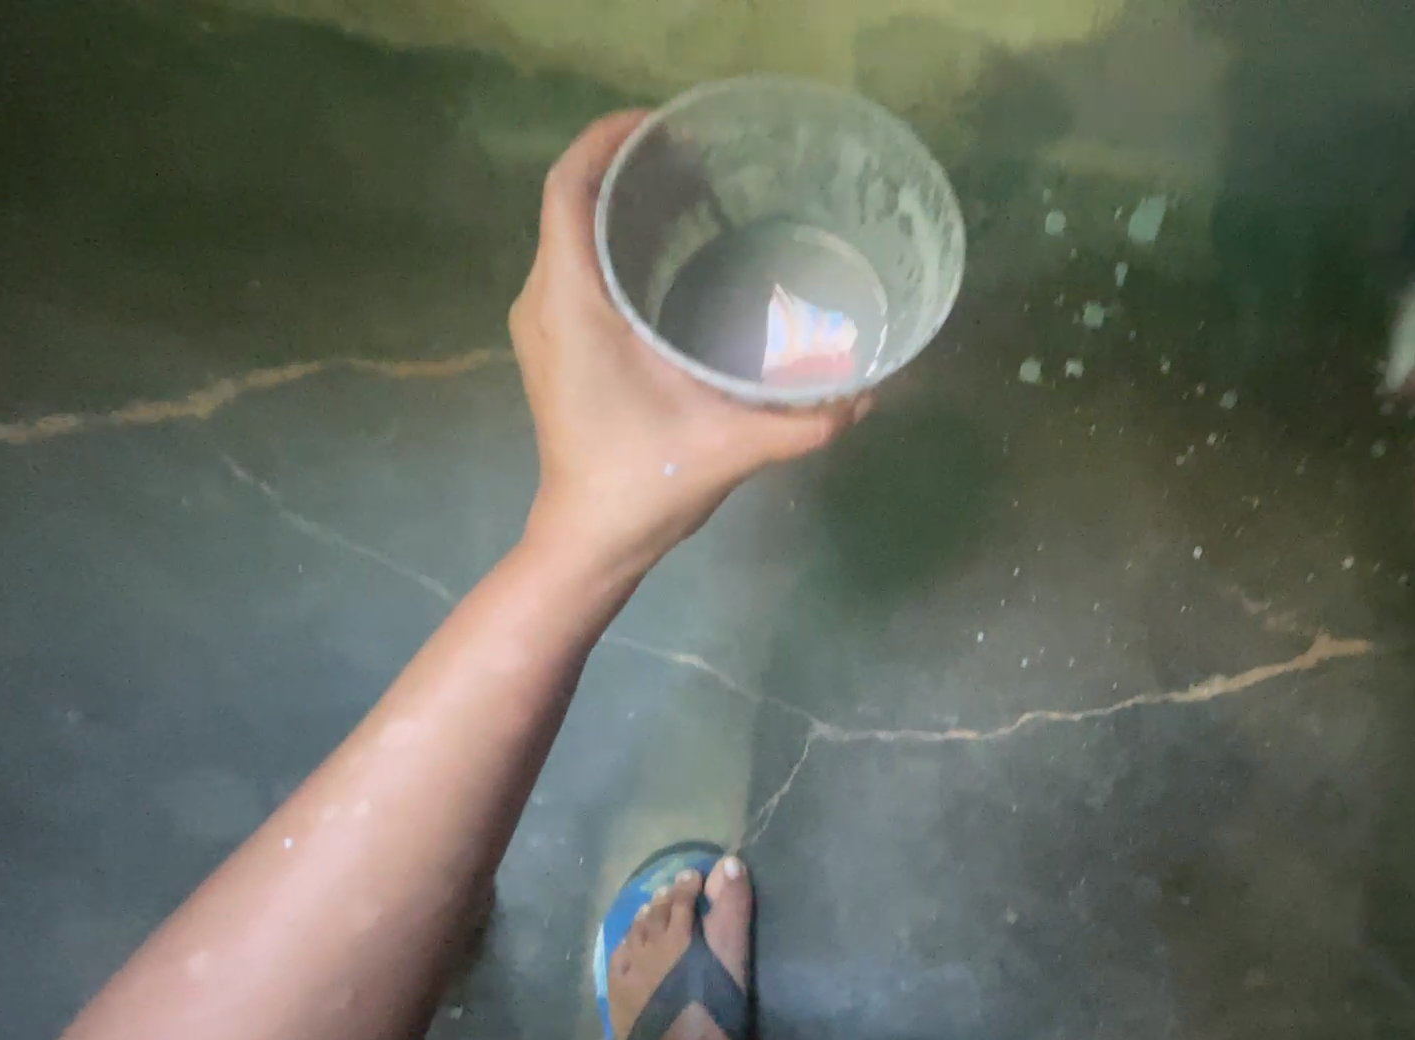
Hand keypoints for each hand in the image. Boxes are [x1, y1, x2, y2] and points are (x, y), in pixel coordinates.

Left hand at [508, 111, 867, 573]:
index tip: (665, 126)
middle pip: (573, 204)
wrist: (592, 538)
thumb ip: (807, 421)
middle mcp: (546, 301)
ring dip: (623, 210)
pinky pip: (577, 269)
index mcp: (574, 305)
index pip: (571, 190)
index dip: (608, 141)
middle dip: (630, 170)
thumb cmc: (646, 483)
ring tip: (692, 199)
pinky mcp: (556, 346)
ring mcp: (545, 325)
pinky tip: (671, 262)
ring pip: (572, 237)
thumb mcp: (736, 446)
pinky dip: (616, 248)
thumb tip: (869, 394)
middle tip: (703, 163)